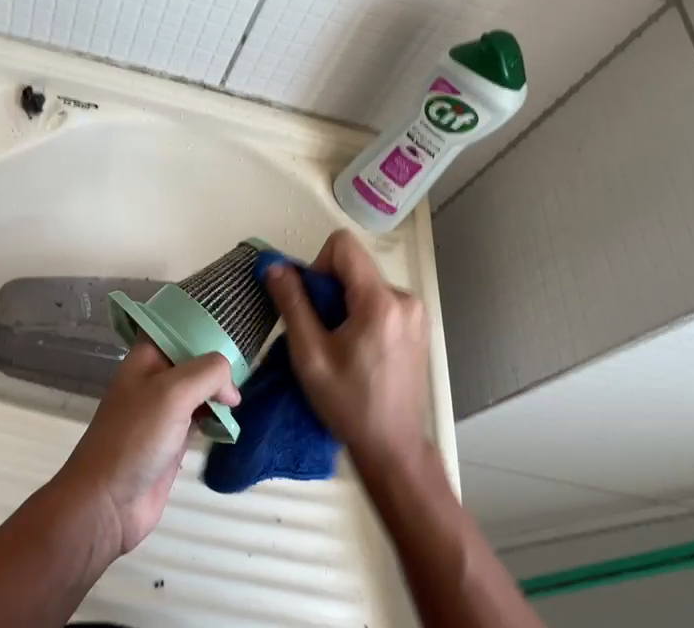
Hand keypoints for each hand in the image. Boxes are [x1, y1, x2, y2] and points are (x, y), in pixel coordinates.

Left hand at [51, 341, 238, 554]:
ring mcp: (163, 412)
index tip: (236, 336)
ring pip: (200, 391)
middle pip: (194, 361)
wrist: (108, 502)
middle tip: (246, 373)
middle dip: (218, 366)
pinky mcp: (173, 441)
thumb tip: (230, 388)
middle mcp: (154, 379)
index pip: (180, 330)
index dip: (206, 332)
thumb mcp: (174, 392)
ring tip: (240, 399)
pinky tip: (232, 422)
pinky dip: (217, 418)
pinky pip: (201, 419)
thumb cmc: (136, 438)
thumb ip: (208, 373)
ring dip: (220, 393)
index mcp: (146, 358)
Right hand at [264, 230, 430, 465]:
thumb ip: (292, 303)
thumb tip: (275, 266)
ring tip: (340, 346)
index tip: (312, 302)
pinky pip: (381, 300)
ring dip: (346, 304)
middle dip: (330, 290)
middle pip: (354, 266)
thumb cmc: (348, 404)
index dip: (317, 264)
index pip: (343, 245)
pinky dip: (363, 314)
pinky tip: (358, 351)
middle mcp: (405, 298)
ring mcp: (416, 312)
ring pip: (366, 284)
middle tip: (321, 332)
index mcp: (380, 302)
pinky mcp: (419, 326)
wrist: (393, 447)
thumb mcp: (310, 354)